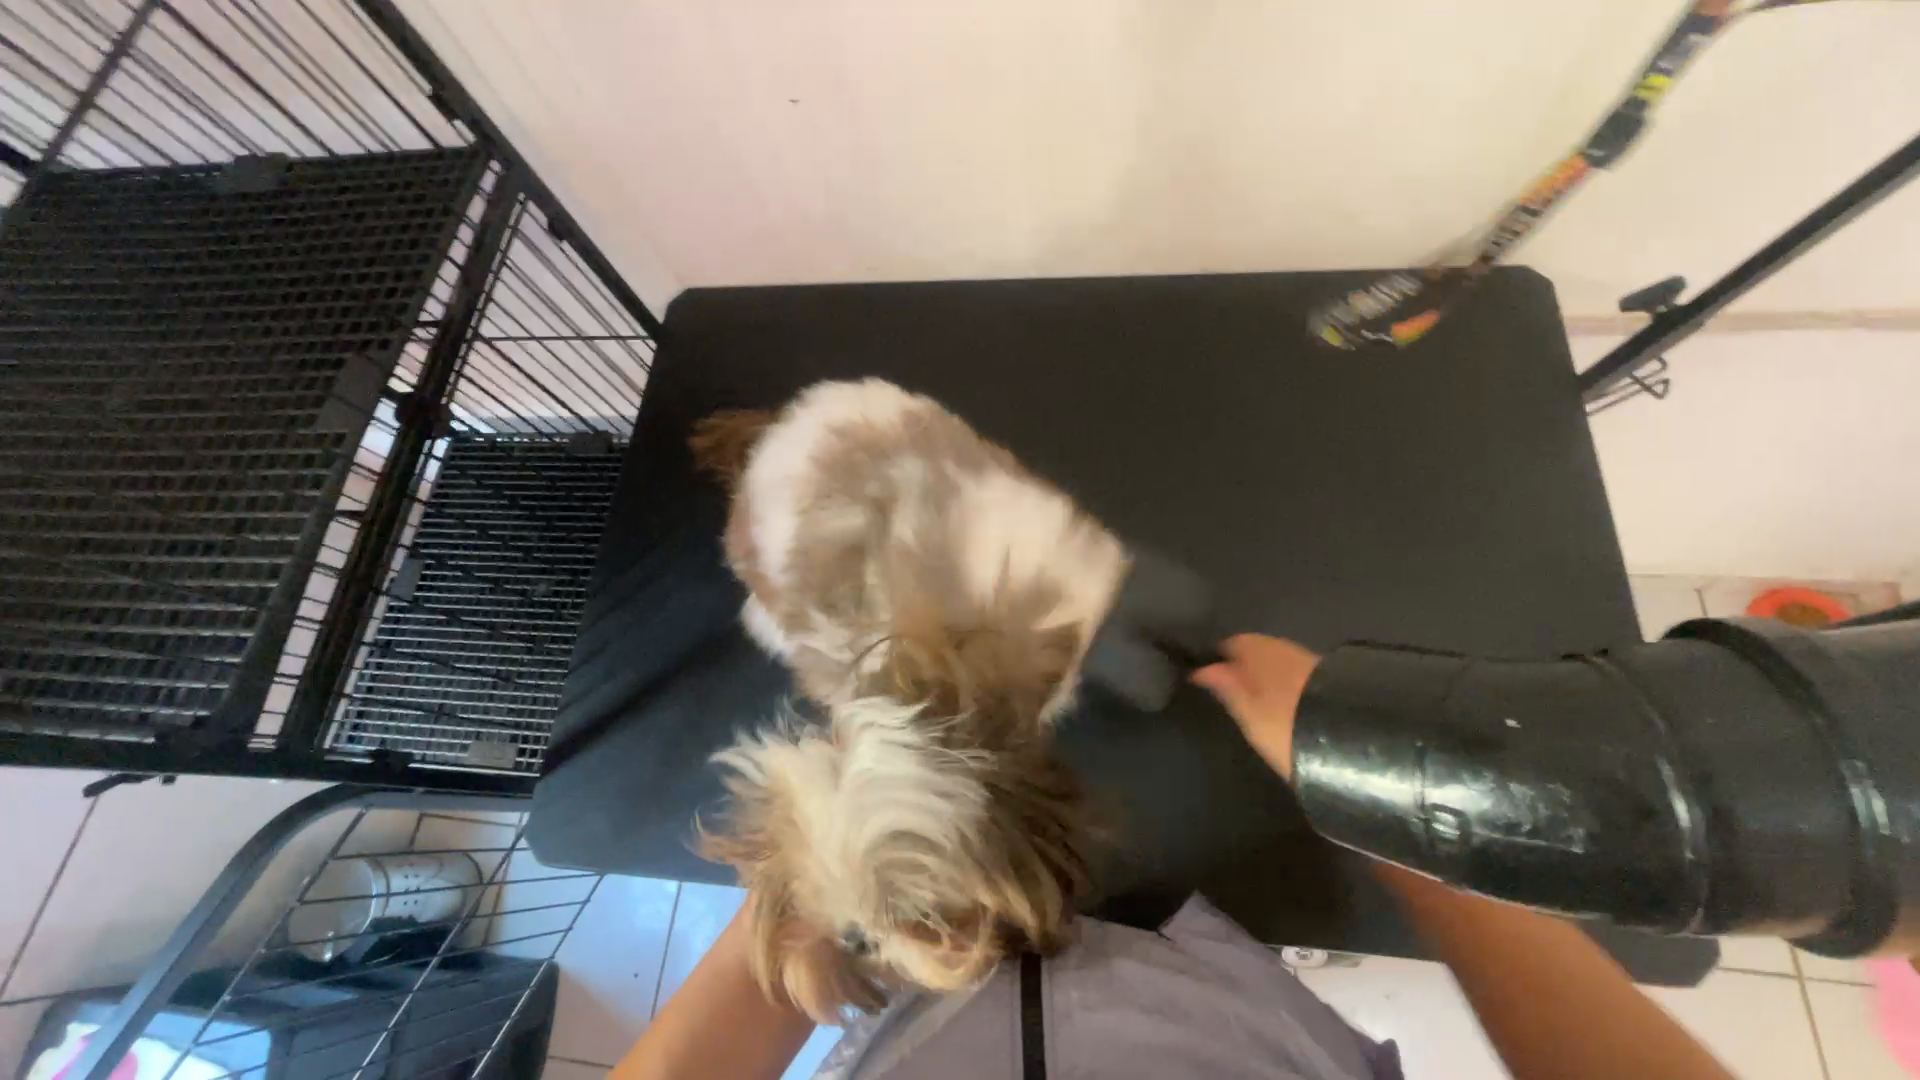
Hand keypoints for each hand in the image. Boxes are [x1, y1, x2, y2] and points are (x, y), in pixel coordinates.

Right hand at [1192, 634, 1318, 780]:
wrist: (1348, 735)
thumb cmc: (1284, 723)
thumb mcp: (1247, 711)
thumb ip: (1225, 686)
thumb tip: (1201, 669)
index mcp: (1257, 649)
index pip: (1230, 644)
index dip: (1217, 658)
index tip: (1206, 675)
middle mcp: (1283, 647)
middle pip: (1256, 650)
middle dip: (1244, 664)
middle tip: (1231, 688)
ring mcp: (1309, 660)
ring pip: (1278, 661)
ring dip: (1267, 673)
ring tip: (1256, 697)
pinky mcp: (1329, 678)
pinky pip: (1297, 672)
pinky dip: (1287, 682)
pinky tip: (1285, 700)